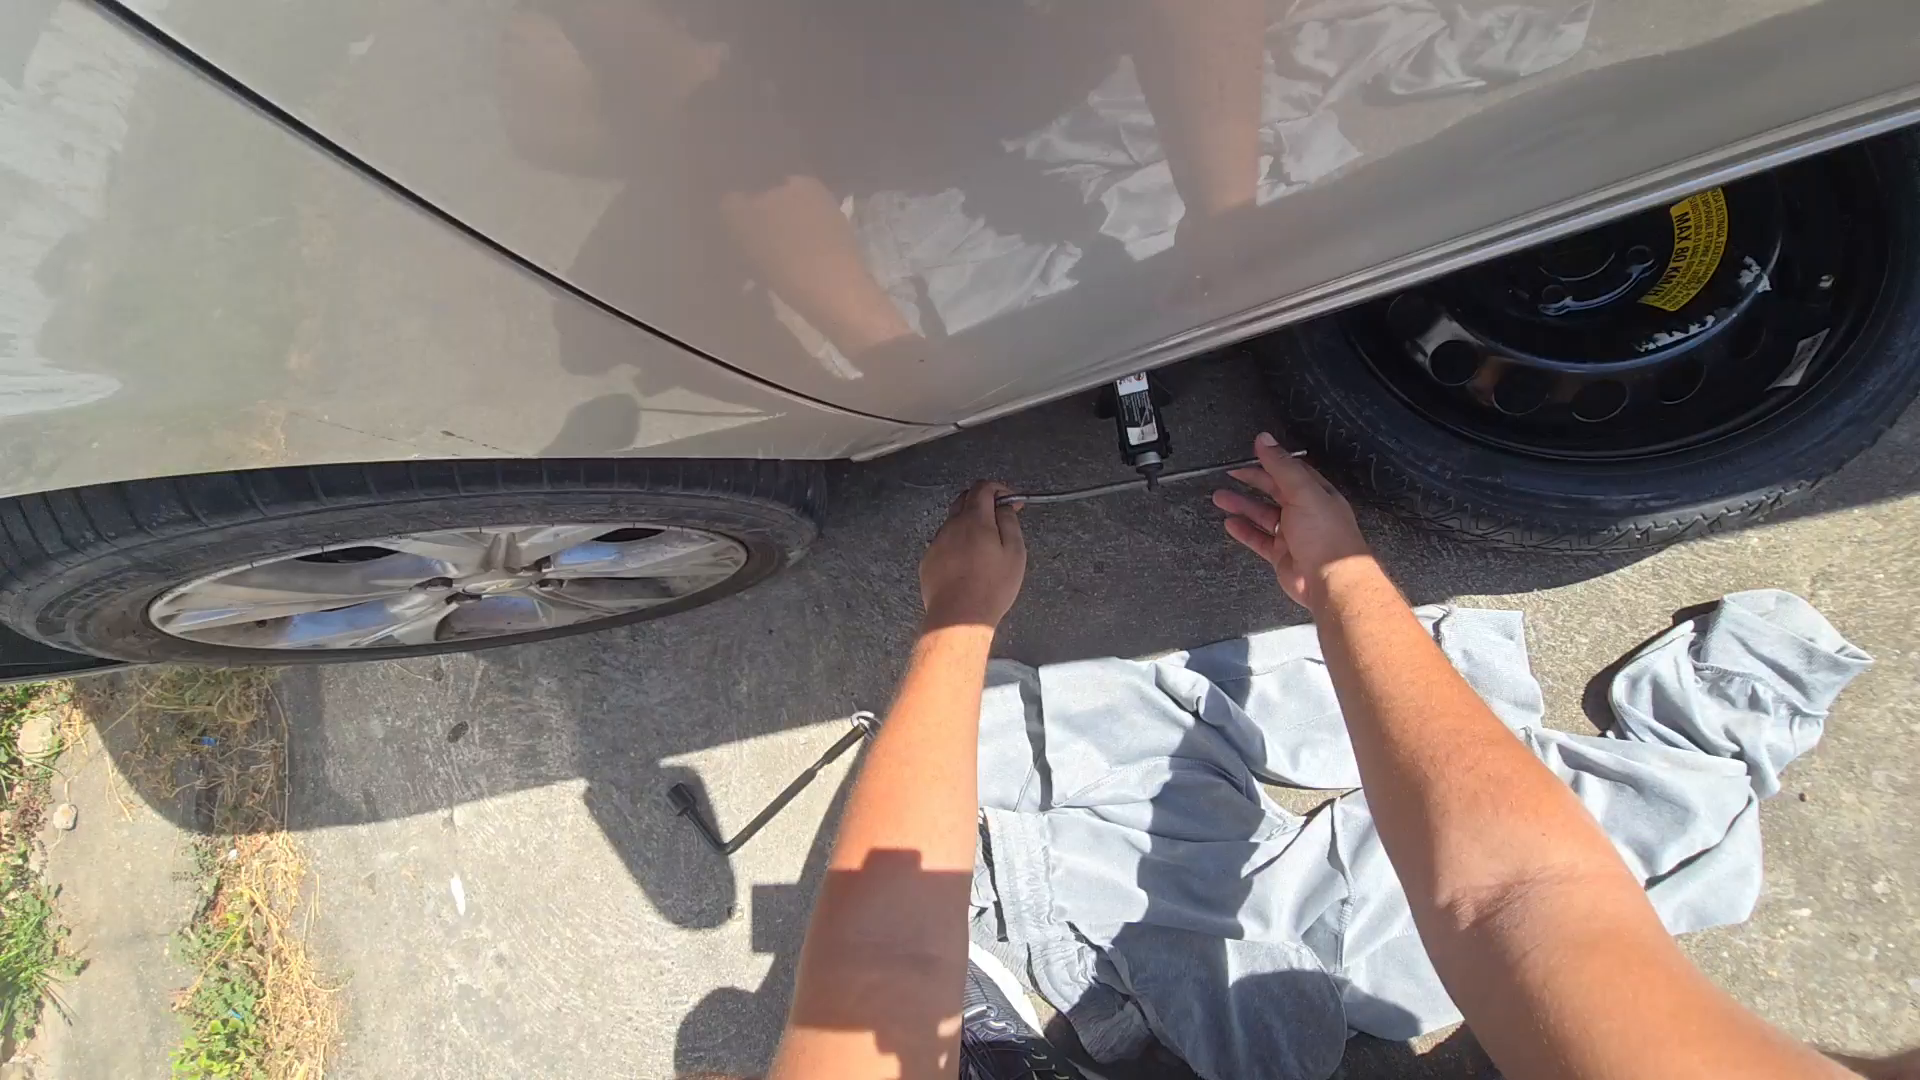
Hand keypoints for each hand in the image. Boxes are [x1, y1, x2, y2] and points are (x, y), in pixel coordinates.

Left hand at [920, 481, 1026, 629]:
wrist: (958, 616)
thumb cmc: (991, 587)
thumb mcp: (1014, 552)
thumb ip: (1009, 522)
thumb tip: (1005, 506)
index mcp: (974, 520)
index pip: (982, 487)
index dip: (999, 489)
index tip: (1011, 502)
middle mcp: (951, 525)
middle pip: (964, 499)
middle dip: (984, 501)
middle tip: (1001, 518)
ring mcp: (937, 542)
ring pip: (953, 522)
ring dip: (970, 524)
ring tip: (986, 547)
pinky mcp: (929, 560)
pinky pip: (944, 542)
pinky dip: (957, 543)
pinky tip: (968, 564)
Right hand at [1212, 433, 1371, 612]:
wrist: (1330, 580)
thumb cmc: (1326, 538)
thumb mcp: (1303, 492)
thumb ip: (1281, 466)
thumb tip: (1265, 440)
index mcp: (1316, 493)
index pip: (1290, 470)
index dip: (1270, 460)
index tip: (1250, 452)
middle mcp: (1305, 511)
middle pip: (1273, 490)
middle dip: (1251, 481)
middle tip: (1229, 473)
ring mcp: (1293, 534)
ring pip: (1262, 514)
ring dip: (1241, 505)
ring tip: (1220, 497)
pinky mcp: (1281, 554)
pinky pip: (1258, 538)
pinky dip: (1243, 531)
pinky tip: (1230, 524)